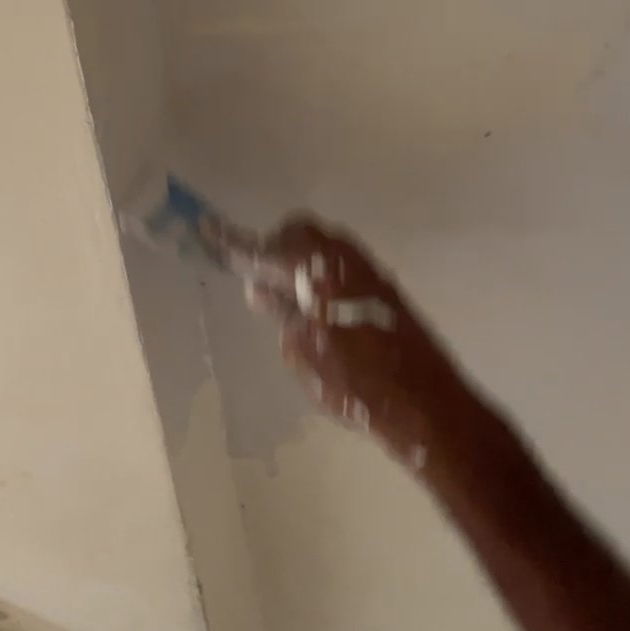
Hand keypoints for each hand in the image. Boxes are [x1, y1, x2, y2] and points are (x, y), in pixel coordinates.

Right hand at [245, 215, 484, 469]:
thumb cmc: (351, 379)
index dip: (232, 243)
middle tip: (260, 282)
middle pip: (297, 233)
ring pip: (321, 248)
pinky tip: (316, 308)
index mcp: (312, 269)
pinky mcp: (383, 287)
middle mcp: (341, 258)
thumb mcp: (299, 350)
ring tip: (286, 300)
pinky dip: (320, 276)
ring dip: (299, 263)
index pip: (261, 249)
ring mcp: (366, 269)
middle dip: (274, 249)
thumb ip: (280, 313)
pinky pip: (339, 266)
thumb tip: (262, 289)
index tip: (207, 229)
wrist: (422, 401)